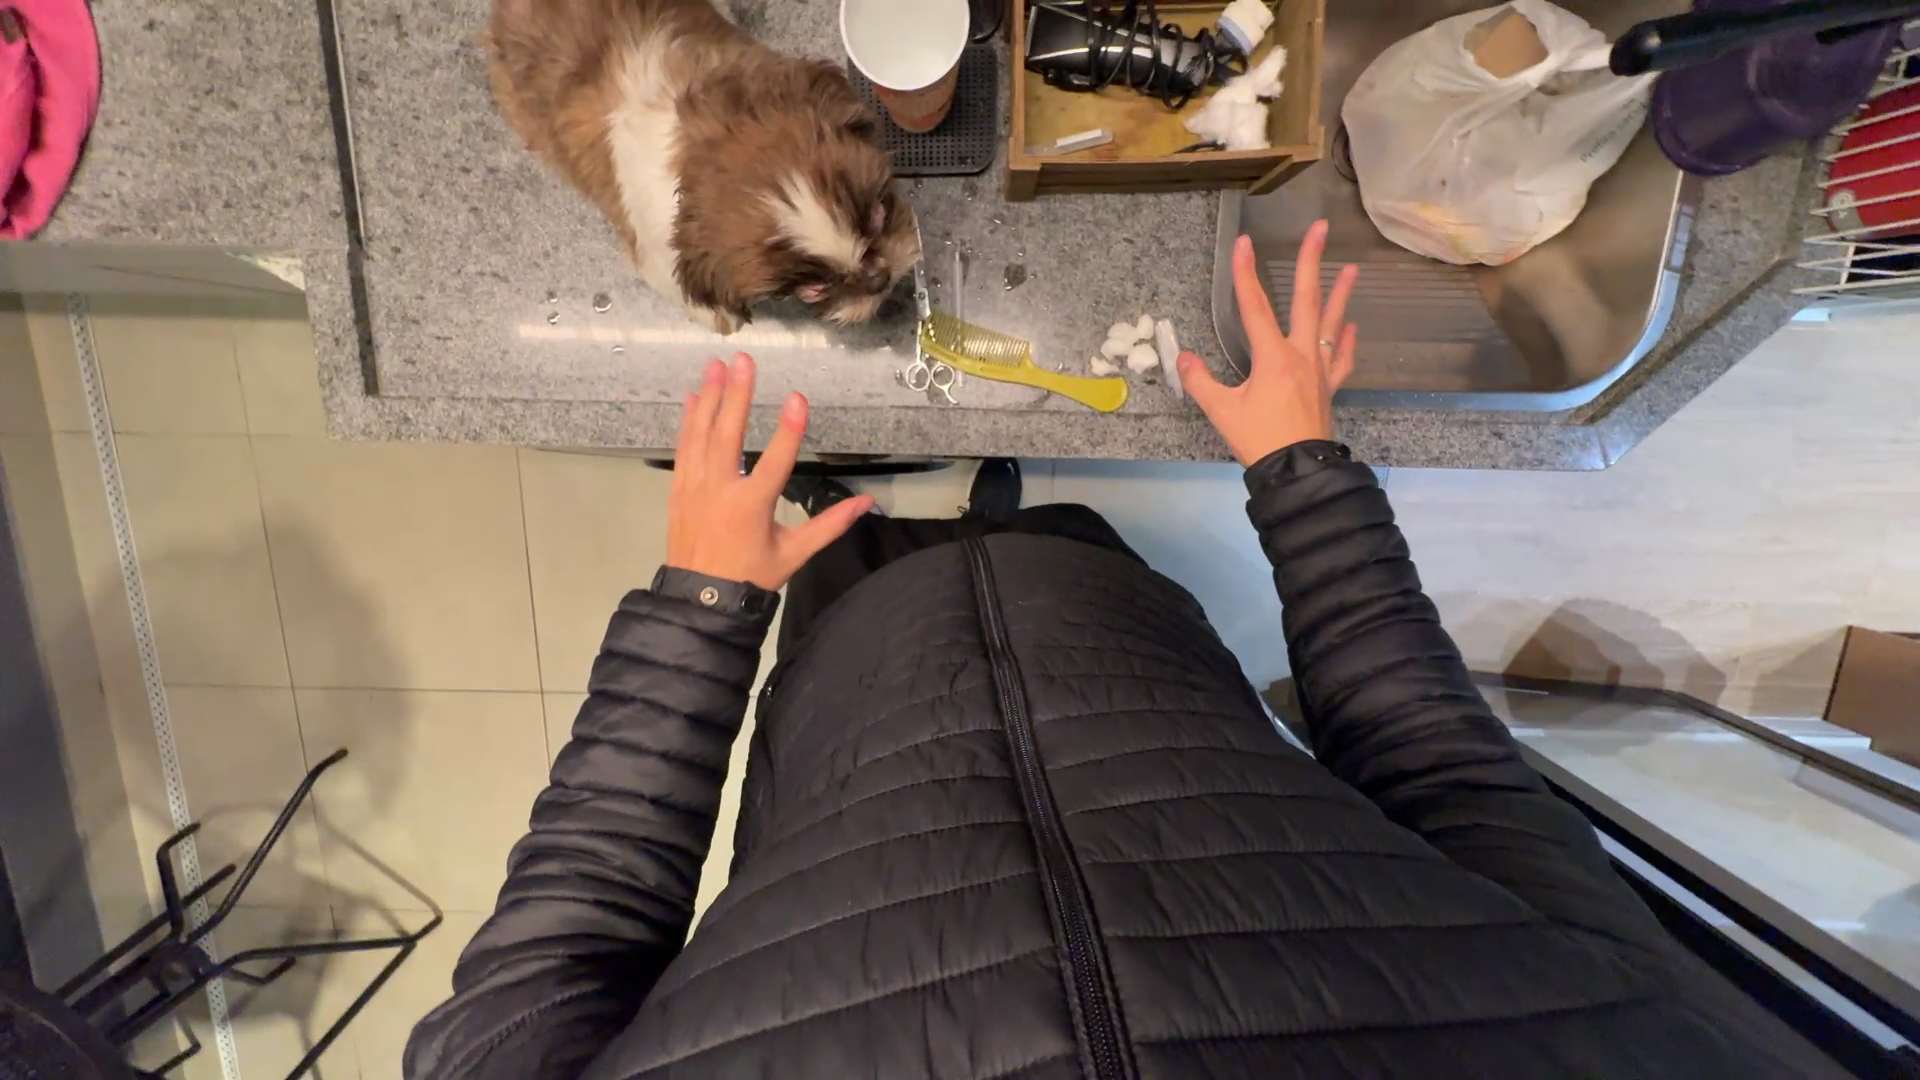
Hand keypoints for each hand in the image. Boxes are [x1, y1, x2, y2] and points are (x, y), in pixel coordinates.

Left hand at [667, 354, 873, 589]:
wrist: (700, 601)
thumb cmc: (752, 577)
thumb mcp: (795, 553)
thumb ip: (830, 525)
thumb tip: (866, 502)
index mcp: (752, 506)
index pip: (776, 461)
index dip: (790, 429)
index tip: (798, 396)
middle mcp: (720, 489)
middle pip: (728, 434)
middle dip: (737, 394)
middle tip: (743, 359)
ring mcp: (694, 487)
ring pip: (701, 434)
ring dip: (710, 397)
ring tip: (717, 365)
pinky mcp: (679, 488)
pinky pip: (684, 448)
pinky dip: (688, 420)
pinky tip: (695, 397)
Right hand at [1178, 220, 1358, 466]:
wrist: (1297, 470)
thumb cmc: (1258, 439)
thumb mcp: (1222, 411)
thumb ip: (1200, 382)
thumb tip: (1182, 358)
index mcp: (1272, 358)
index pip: (1254, 307)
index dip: (1245, 274)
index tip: (1243, 243)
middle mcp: (1301, 355)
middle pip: (1306, 300)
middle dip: (1310, 262)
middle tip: (1321, 229)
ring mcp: (1319, 369)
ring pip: (1331, 323)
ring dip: (1340, 294)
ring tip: (1352, 267)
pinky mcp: (1328, 387)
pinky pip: (1341, 358)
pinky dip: (1347, 340)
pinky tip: (1351, 326)